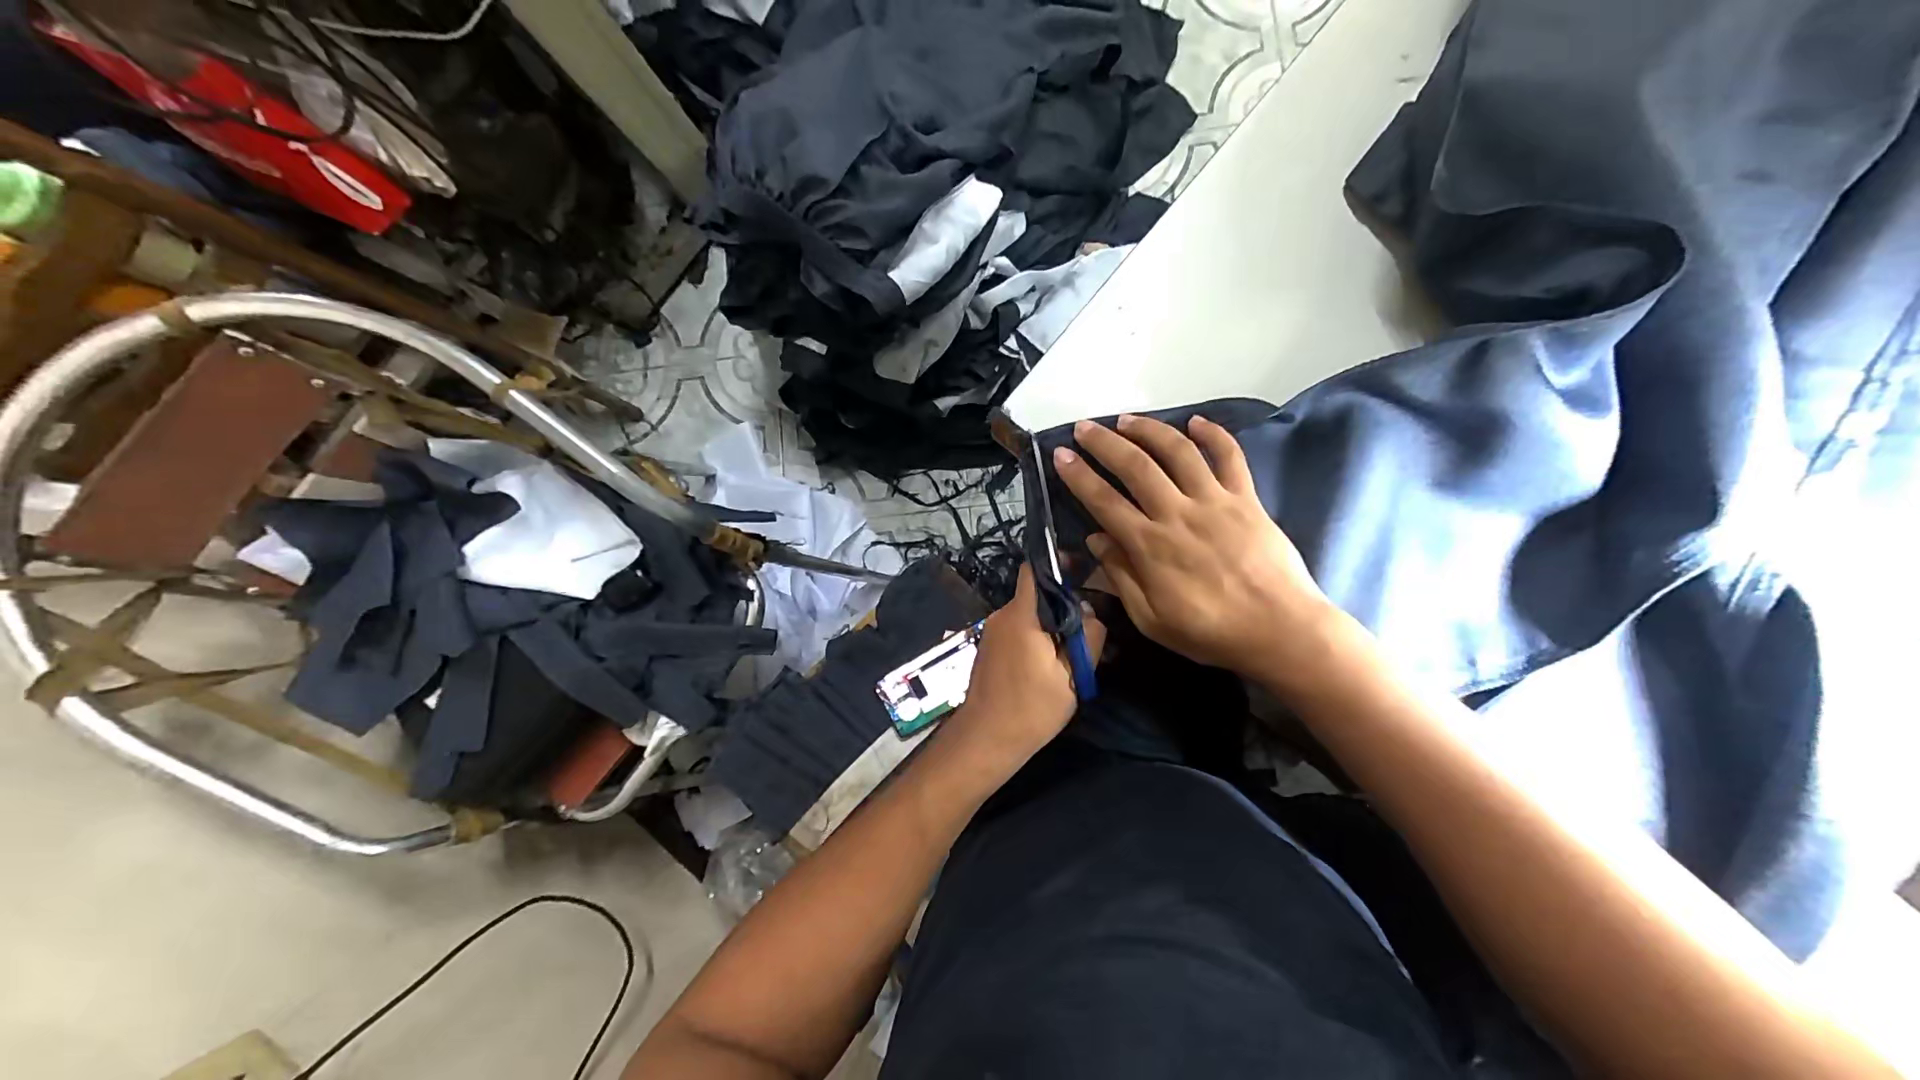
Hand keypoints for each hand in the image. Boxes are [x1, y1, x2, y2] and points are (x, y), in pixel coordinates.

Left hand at [953, 565, 1106, 759]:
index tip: (1082, 570)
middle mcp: (1002, 616)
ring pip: (1028, 616)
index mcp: (1021, 616)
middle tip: (1087, 625)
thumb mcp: (1072, 676)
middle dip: (1061, 605)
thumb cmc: (1031, 708)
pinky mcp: (990, 649)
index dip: (1057, 565)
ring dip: (1049, 626)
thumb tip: (1089, 612)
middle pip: (1035, 596)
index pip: (1034, 571)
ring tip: (1071, 649)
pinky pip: (1017, 631)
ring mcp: (992, 633)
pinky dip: (1035, 638)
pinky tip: (1049, 662)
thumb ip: (1087, 638)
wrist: (986, 739)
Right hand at [1053, 414, 1343, 689]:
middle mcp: (1177, 514)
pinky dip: (1214, 434)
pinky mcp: (1247, 499)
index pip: (1104, 501)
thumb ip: (1120, 577)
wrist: (1280, 631)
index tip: (1060, 456)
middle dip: (1104, 443)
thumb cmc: (1210, 632)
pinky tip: (1196, 421)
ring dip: (1149, 430)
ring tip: (1127, 419)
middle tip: (1084, 428)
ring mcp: (1215, 502)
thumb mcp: (1151, 619)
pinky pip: (1230, 457)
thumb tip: (1096, 540)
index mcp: (1150, 546)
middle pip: (1135, 466)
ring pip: (1177, 452)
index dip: (1078, 475)